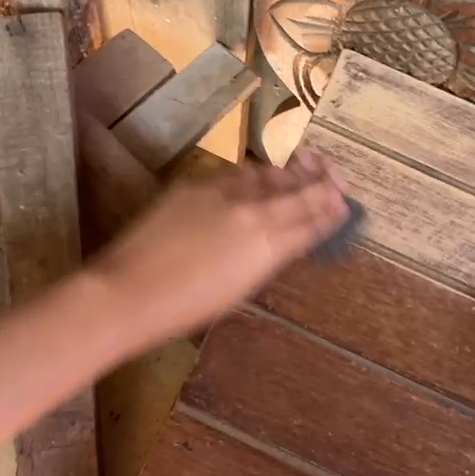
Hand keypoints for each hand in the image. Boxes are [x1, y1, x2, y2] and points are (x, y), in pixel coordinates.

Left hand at [89, 147, 348, 338]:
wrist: (131, 290)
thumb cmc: (187, 307)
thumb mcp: (241, 288)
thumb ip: (268, 257)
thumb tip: (286, 240)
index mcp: (268, 245)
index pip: (310, 222)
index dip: (330, 211)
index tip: (343, 204)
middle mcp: (253, 212)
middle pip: (297, 192)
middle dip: (321, 184)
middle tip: (336, 177)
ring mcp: (224, 193)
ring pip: (268, 175)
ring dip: (289, 173)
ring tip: (305, 168)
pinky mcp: (197, 184)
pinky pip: (237, 172)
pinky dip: (255, 174)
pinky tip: (260, 175)